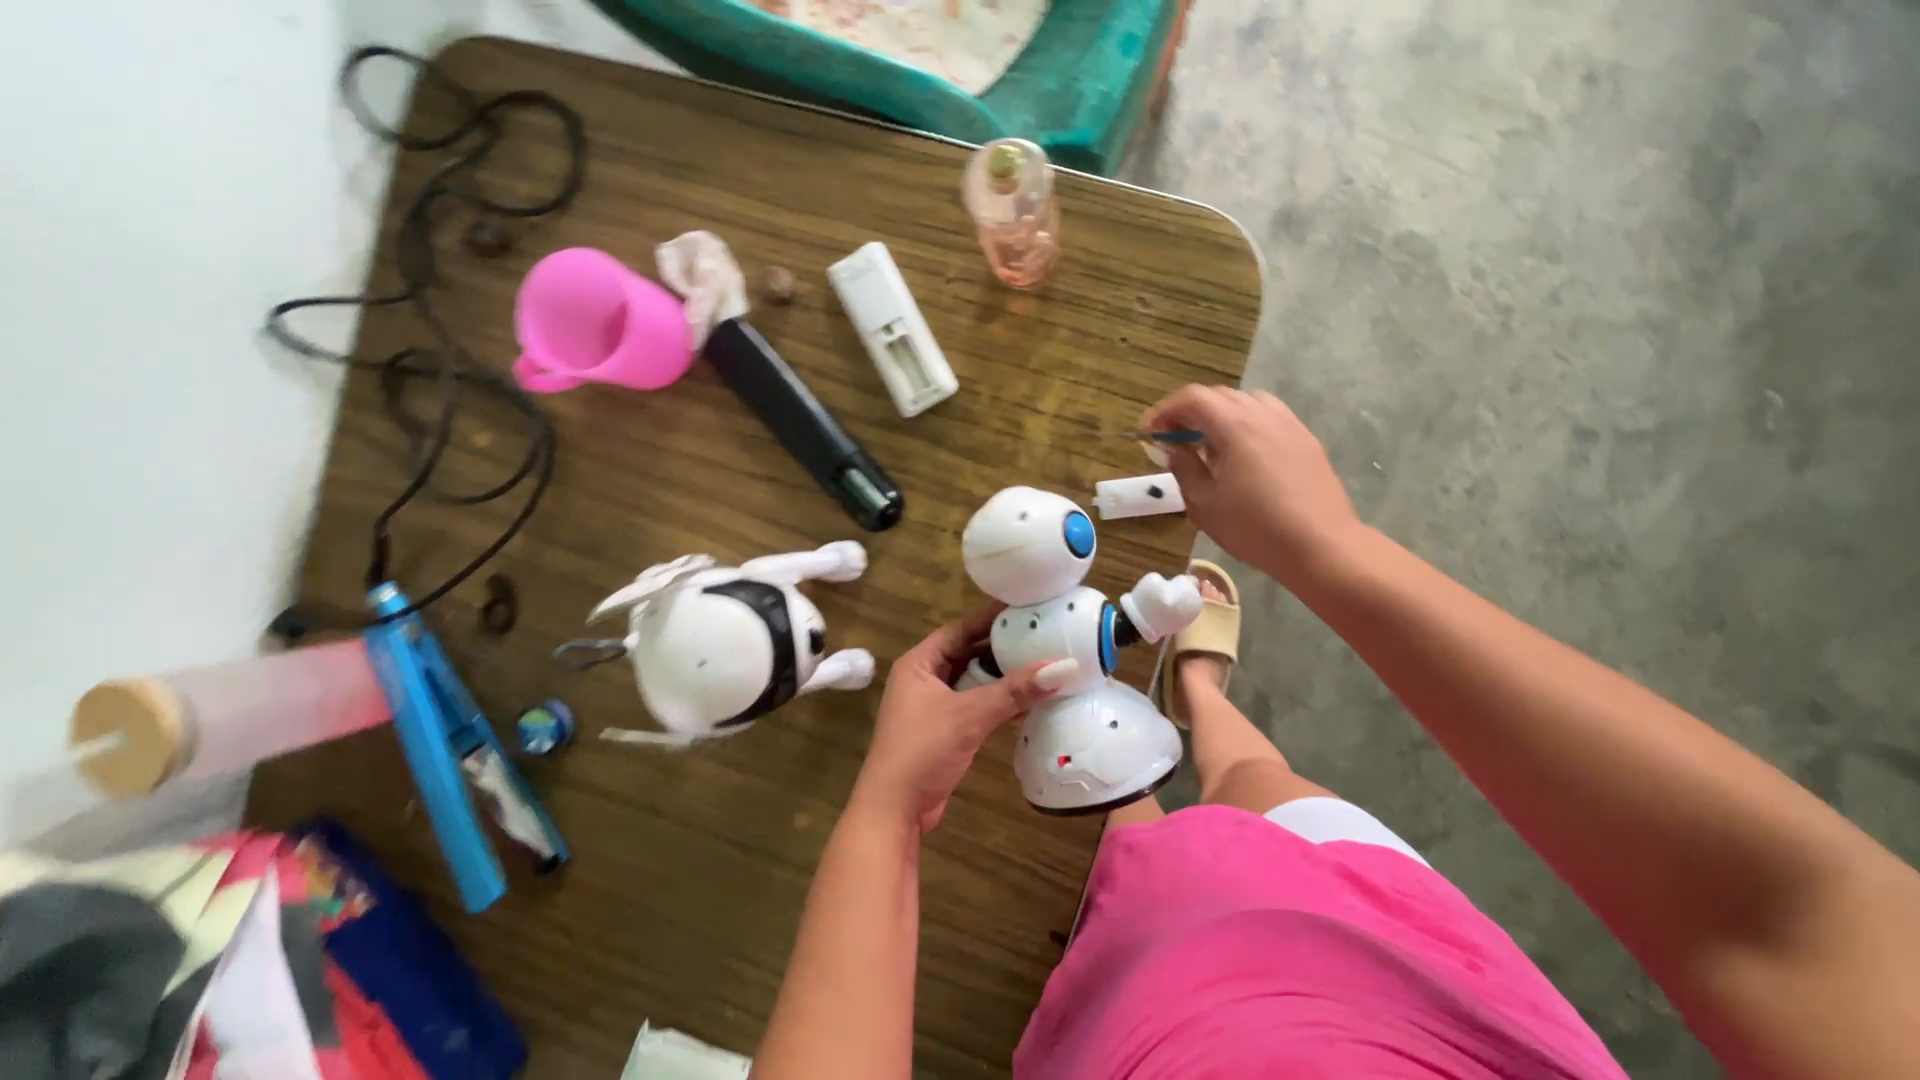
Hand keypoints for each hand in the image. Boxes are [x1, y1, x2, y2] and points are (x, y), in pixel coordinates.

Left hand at [853, 606, 1075, 832]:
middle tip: (1047, 635)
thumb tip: (1064, 666)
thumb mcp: (969, 716)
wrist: (895, 810)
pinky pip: (979, 706)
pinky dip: (1002, 703)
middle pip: (970, 653)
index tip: (1028, 607)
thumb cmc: (922, 750)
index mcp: (919, 663)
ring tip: (1048, 663)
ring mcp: (935, 707)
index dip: (993, 618)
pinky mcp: (947, 731)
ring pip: (976, 682)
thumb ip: (1015, 691)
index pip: (961, 629)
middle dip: (1005, 648)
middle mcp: (925, 679)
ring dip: (1006, 678)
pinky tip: (1034, 700)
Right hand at [1141, 386, 1362, 584]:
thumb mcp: (1203, 504)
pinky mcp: (1306, 440)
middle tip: (1173, 440)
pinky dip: (1246, 424)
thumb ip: (1184, 467)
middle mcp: (1263, 414)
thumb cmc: (1254, 528)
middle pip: (1219, 395)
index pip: (1192, 398)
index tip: (1148, 433)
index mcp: (1235, 426)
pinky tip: (1243, 454)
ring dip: (1220, 415)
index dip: (1163, 411)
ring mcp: (1289, 425)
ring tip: (1209, 444)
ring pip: (1247, 402)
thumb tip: (1175, 448)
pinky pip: (1269, 417)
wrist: (1321, 546)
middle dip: (1189, 412)